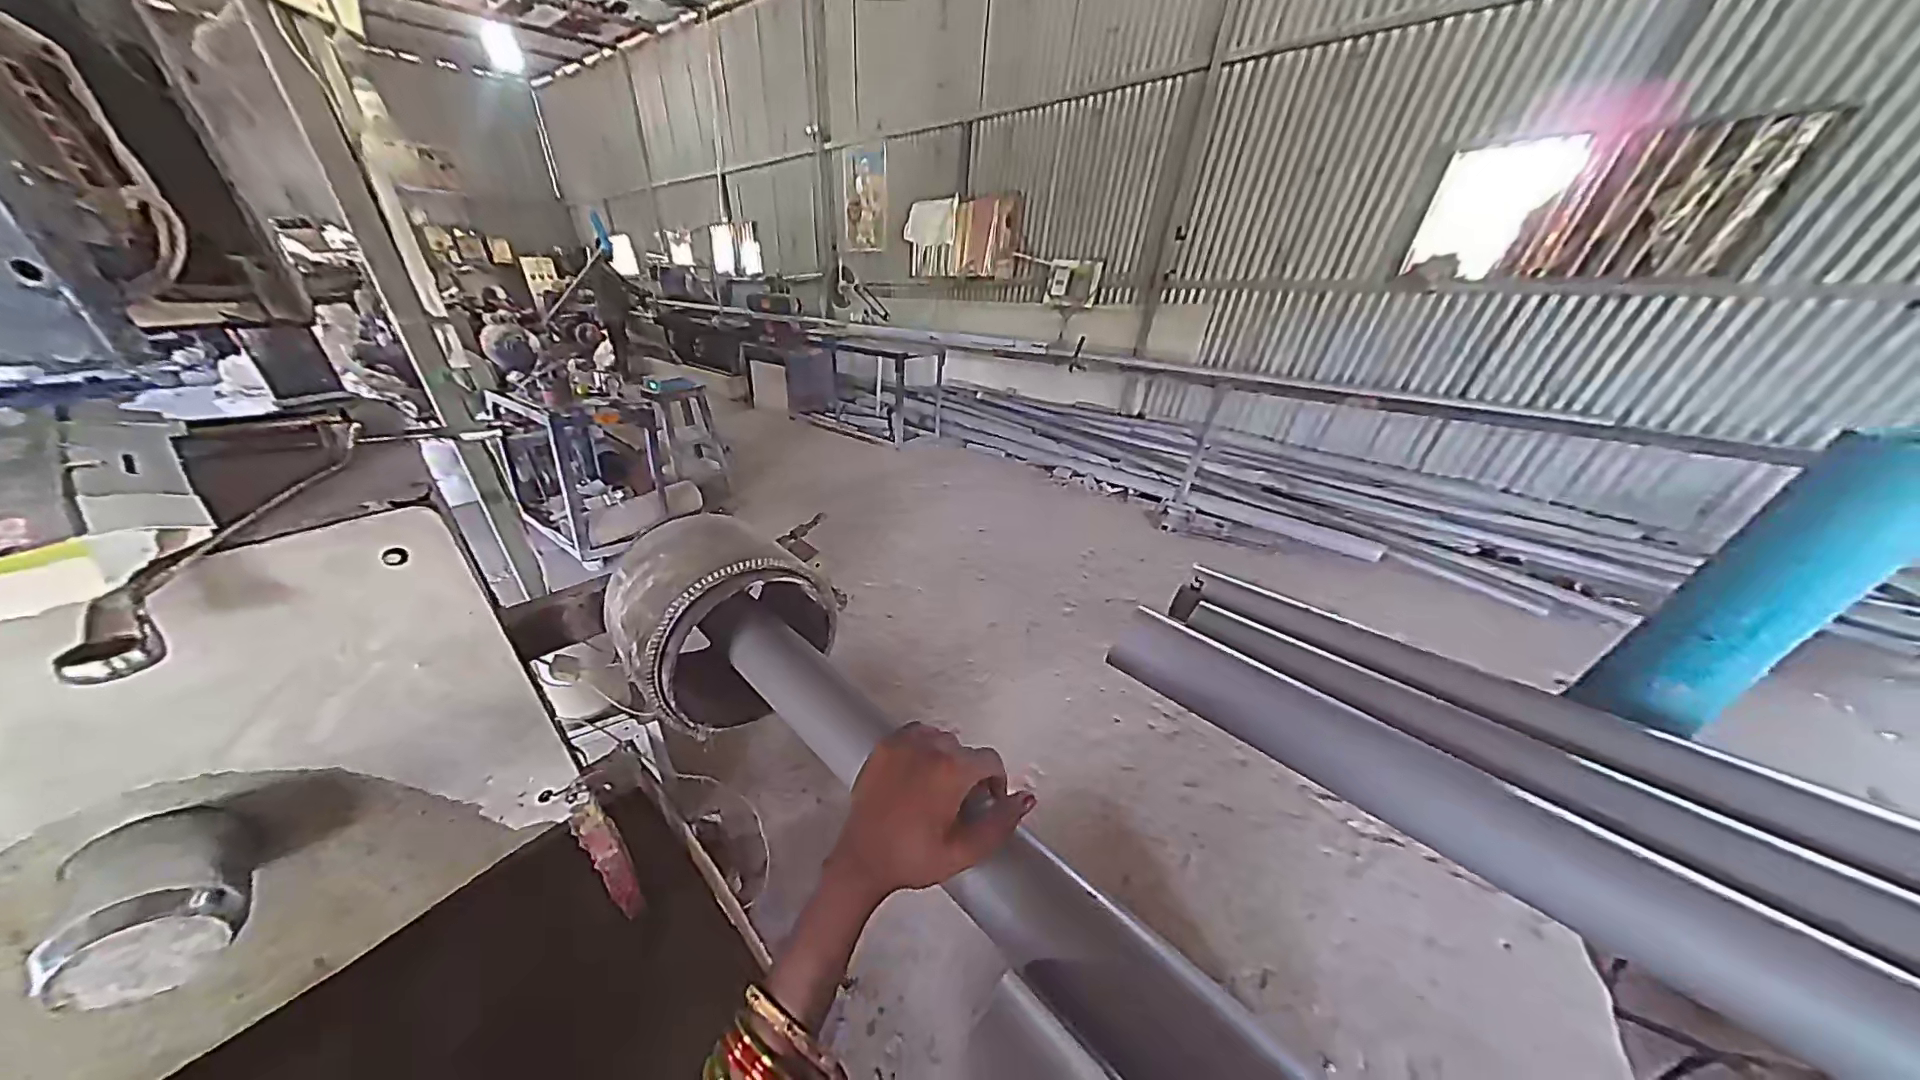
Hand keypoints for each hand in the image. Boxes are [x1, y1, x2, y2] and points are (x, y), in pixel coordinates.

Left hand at [825, 723, 1035, 901]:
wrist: (861, 860)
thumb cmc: (909, 858)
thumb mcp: (964, 851)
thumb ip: (1001, 823)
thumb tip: (1025, 799)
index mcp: (951, 770)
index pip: (990, 760)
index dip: (996, 781)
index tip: (988, 798)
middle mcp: (928, 748)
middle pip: (964, 750)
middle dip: (969, 773)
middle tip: (959, 802)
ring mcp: (903, 744)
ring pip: (940, 739)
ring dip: (946, 758)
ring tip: (937, 789)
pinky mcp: (884, 747)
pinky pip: (915, 735)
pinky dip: (922, 748)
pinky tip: (918, 774)